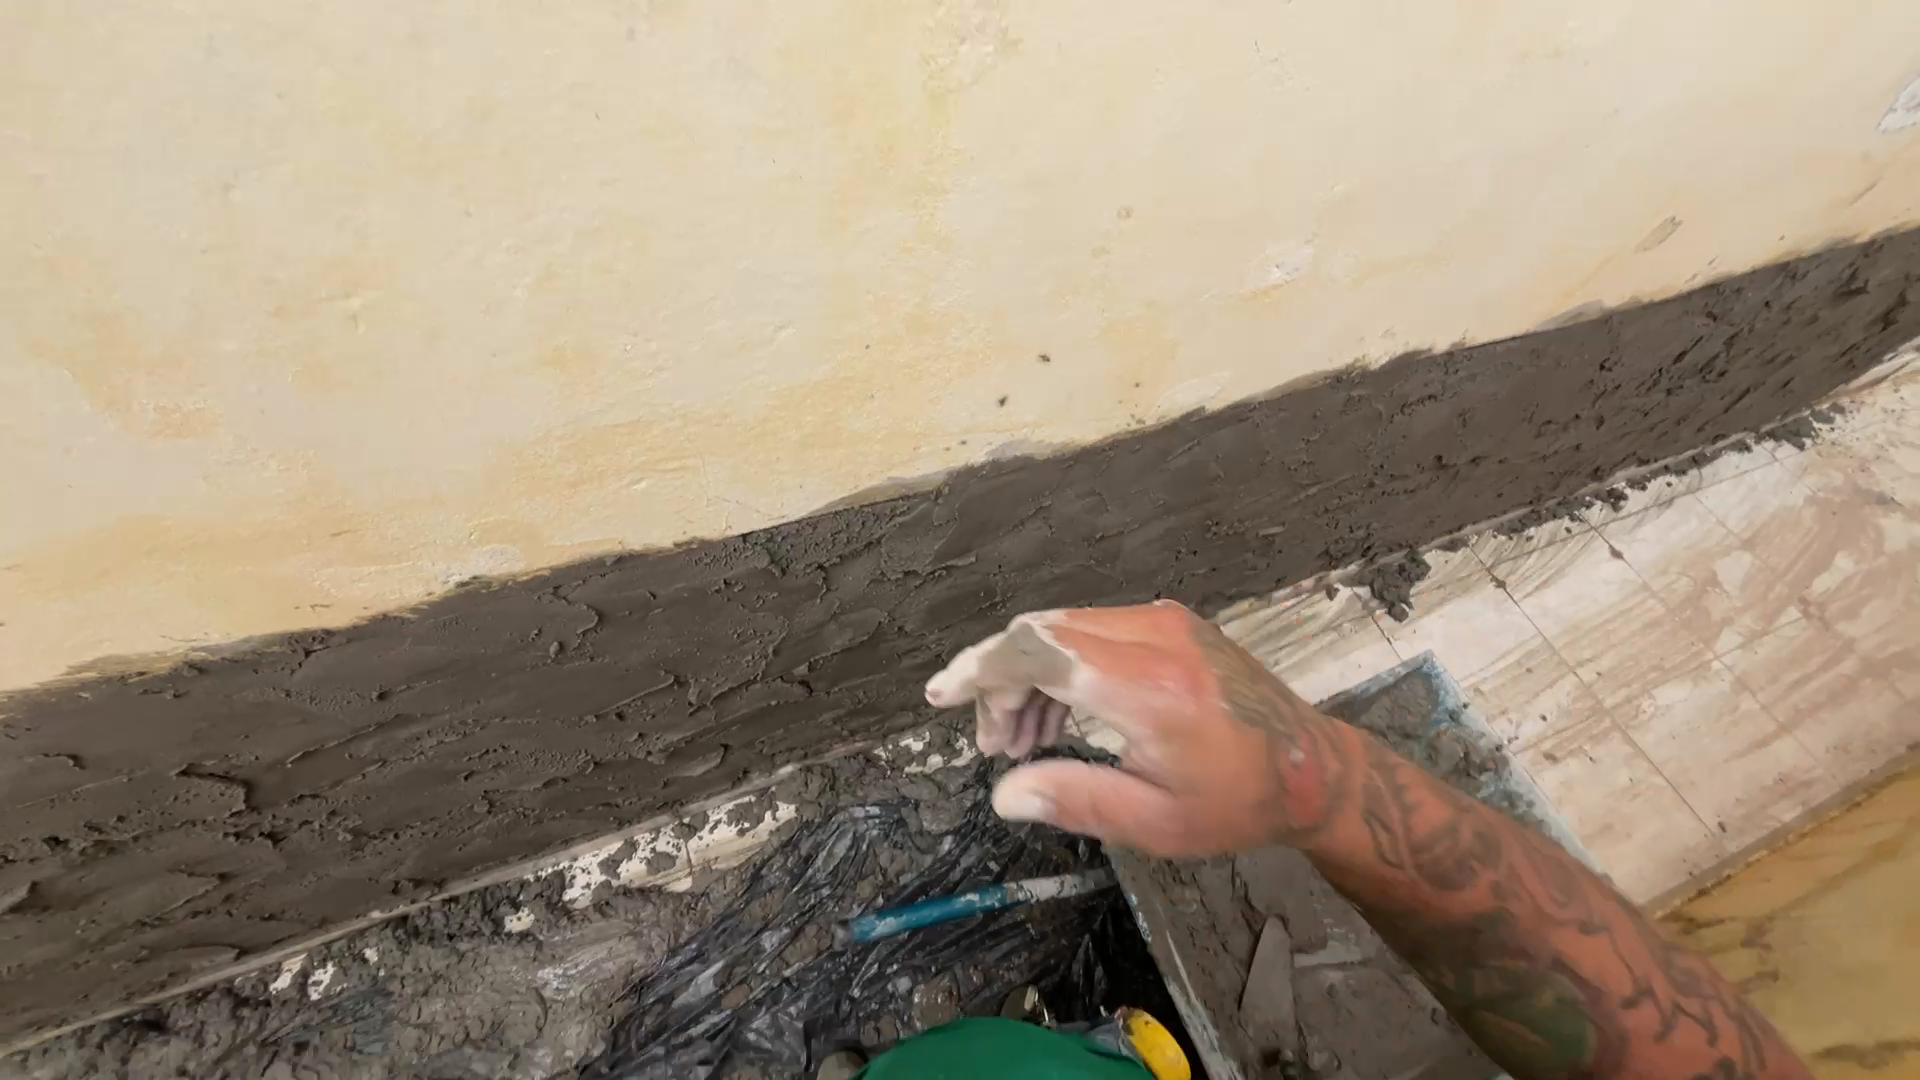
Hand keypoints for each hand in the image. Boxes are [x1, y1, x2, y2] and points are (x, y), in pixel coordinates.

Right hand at [923, 600, 1350, 856]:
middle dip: (999, 682)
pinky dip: (1057, 667)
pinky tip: (1054, 716)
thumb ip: (1074, 800)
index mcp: (1151, 688)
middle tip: (992, 744)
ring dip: (1026, 677)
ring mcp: (1161, 620)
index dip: (982, 669)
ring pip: (1060, 629)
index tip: (942, 694)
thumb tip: (1003, 794)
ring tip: (1019, 742)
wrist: (1310, 765)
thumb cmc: (1238, 802)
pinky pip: (1087, 631)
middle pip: (1041, 633)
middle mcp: (1153, 636)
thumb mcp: (1156, 820)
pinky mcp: (1164, 622)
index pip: (1041, 652)